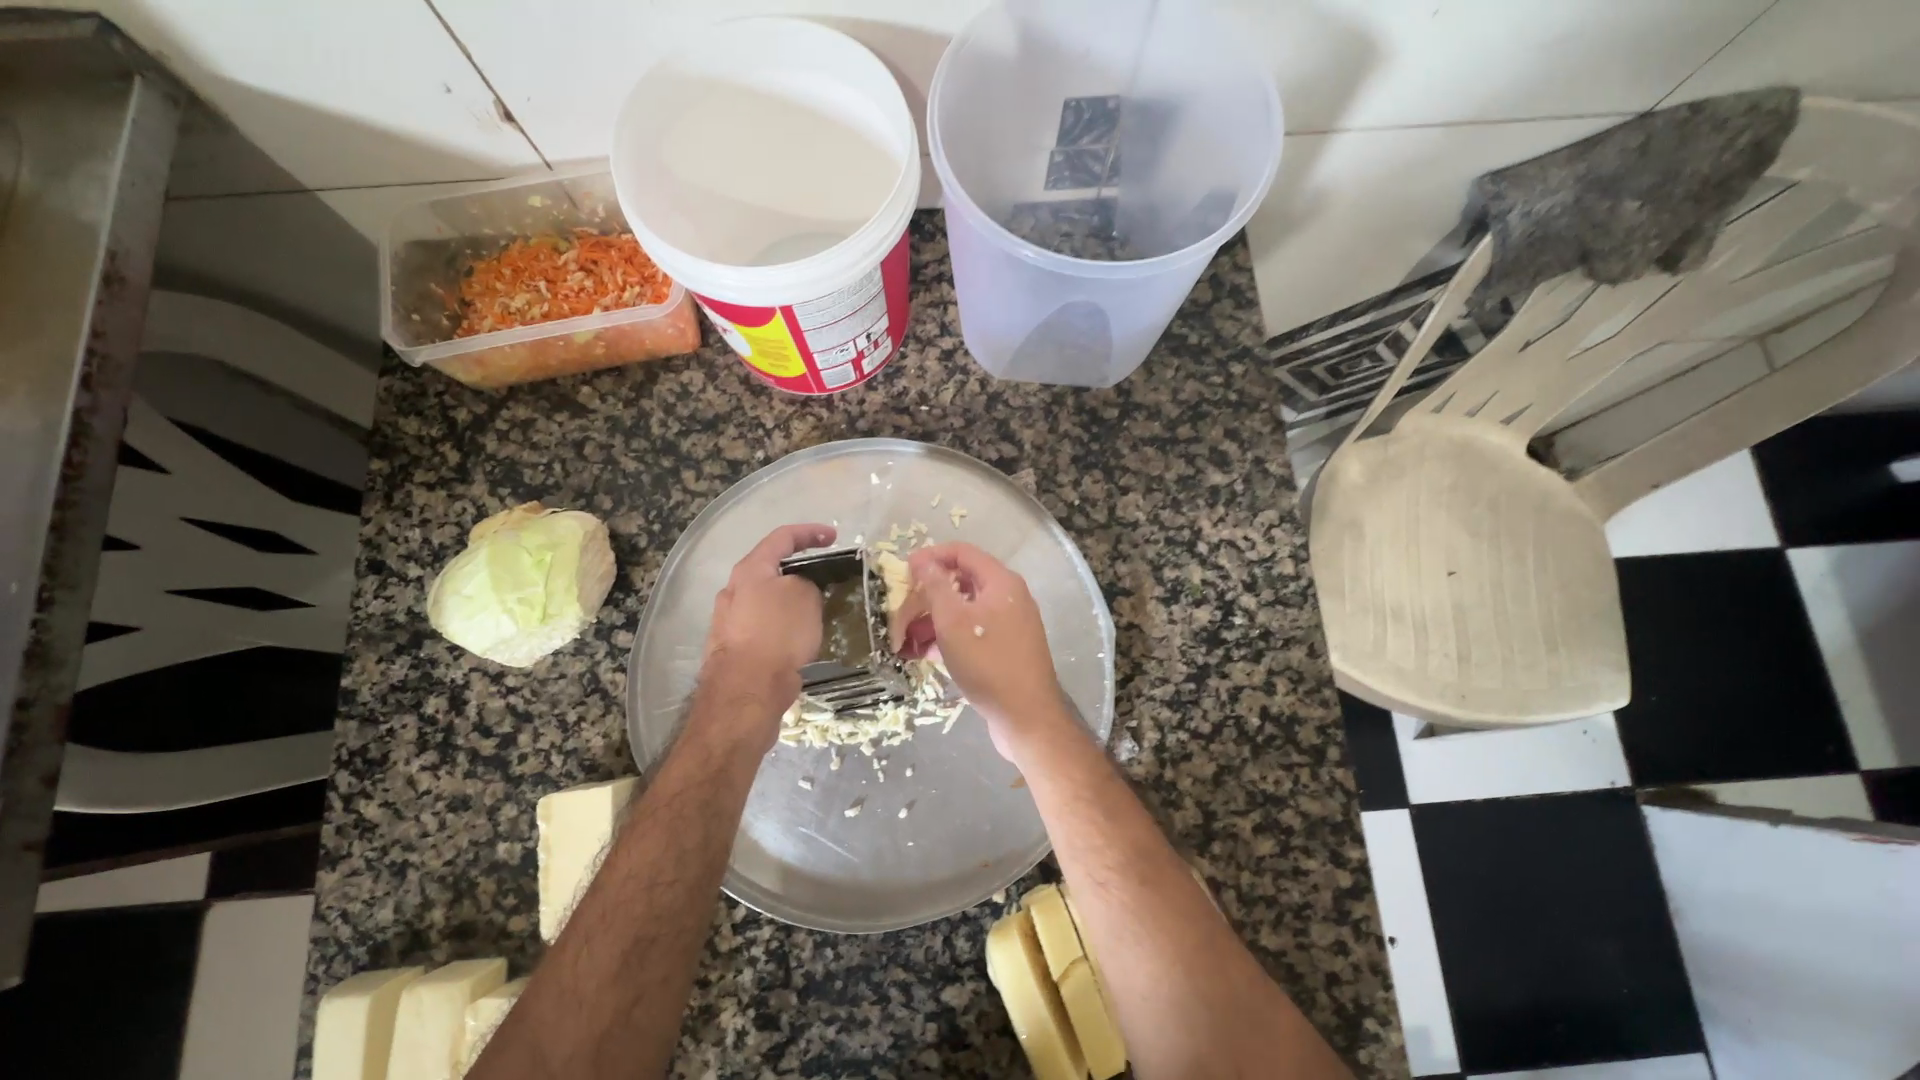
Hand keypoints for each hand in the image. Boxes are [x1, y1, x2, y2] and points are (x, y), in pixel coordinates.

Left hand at [698, 524, 834, 740]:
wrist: (747, 689)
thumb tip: (800, 589)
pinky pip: (765, 628)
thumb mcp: (805, 595)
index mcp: (750, 570)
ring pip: (768, 602)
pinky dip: (784, 627)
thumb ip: (806, 582)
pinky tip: (801, 640)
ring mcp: (731, 621)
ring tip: (818, 611)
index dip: (810, 532)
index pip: (782, 537)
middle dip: (799, 571)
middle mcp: (734, 591)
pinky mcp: (736, 649)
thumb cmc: (778, 633)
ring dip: (792, 602)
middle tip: (826, 578)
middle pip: (771, 570)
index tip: (834, 537)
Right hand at [897, 543, 1075, 765]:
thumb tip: (921, 560)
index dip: (930, 556)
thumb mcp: (953, 622)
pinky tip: (924, 654)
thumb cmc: (988, 664)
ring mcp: (1010, 625)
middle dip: (927, 595)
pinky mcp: (1006, 649)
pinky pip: (972, 632)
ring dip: (933, 620)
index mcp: (1001, 583)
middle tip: (900, 611)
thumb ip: (936, 586)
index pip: (962, 553)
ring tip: (904, 638)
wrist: (1026, 717)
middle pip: (962, 582)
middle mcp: (1009, 598)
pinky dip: (948, 637)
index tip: (903, 571)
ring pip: (964, 611)